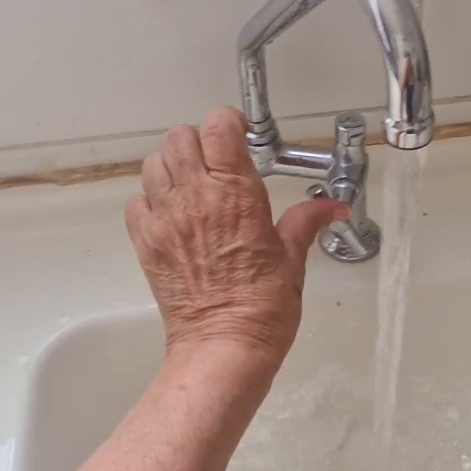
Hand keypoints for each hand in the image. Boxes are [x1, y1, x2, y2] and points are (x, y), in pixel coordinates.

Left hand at [125, 107, 348, 367]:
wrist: (224, 347)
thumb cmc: (262, 307)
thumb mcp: (293, 257)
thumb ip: (308, 220)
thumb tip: (333, 207)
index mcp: (237, 192)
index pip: (219, 126)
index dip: (229, 123)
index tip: (240, 136)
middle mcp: (196, 197)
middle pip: (180, 136)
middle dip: (199, 141)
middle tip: (217, 161)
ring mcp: (166, 218)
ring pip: (154, 163)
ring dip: (172, 167)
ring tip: (193, 187)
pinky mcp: (146, 242)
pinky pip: (136, 202)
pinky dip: (150, 201)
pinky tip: (172, 217)